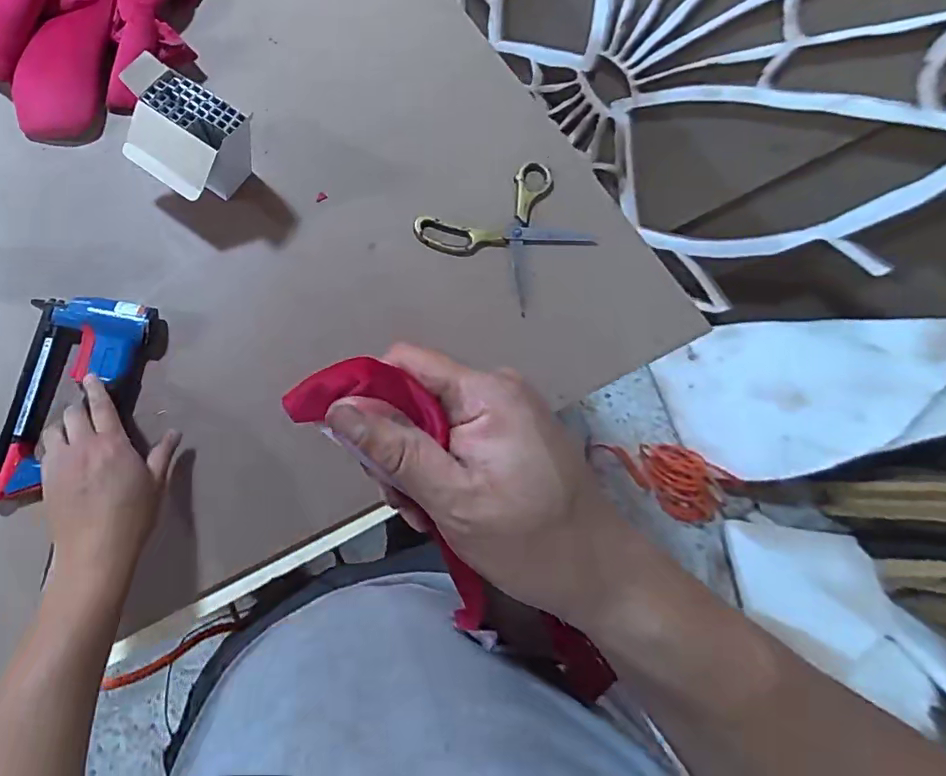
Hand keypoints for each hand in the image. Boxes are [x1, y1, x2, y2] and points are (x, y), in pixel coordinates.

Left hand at [41, 375, 180, 584]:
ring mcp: (61, 463)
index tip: (90, 377)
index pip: (101, 405)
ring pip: (53, 430)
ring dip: (62, 427)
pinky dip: (52, 448)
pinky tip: (60, 457)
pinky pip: (45, 452)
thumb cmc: (132, 518)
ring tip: (70, 434)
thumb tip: (175, 433)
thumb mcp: (155, 485)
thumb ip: (162, 454)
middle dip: (79, 407)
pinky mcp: (47, 480)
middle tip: (85, 412)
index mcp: (112, 443)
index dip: (96, 388)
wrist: (95, 553)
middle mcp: (83, 446)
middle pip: (73, 413)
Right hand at [324, 343, 631, 620]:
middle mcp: (493, 388)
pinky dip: (437, 469)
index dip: (368, 393)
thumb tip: (337, 409)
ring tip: (426, 512)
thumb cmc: (533, 543)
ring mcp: (503, 411)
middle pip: (412, 395)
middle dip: (394, 444)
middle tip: (401, 498)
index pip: (403, 362)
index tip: (353, 441)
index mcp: (484, 391)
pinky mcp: (507, 433)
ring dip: (414, 465)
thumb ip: (393, 449)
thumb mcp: (451, 498)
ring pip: (426, 421)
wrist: (607, 582)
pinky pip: (451, 436)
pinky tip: (444, 507)